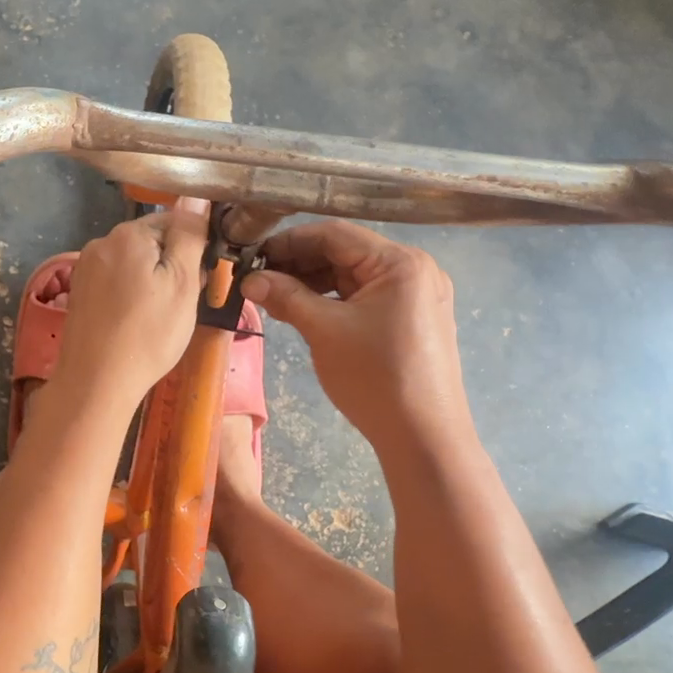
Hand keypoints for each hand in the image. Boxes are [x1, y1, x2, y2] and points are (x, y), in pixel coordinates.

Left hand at [54, 201, 210, 403]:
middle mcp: (100, 242)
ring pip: (133, 263)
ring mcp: (85, 268)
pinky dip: (132, 295)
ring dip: (153, 281)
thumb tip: (196, 196)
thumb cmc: (148, 333)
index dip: (194, 248)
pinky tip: (138, 322)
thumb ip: (189, 235)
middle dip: (172, 265)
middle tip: (186, 302)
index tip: (203, 279)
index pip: (173, 222)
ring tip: (163, 316)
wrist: (96, 382)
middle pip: (150, 242)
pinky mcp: (79, 293)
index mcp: (127, 234)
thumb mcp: (183, 282)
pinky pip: (115, 282)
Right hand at [241, 220, 474, 449]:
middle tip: (257, 280)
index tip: (252, 257)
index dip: (289, 242)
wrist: (423, 437)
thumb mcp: (324, 330)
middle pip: (344, 252)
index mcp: (400, 263)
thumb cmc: (375, 377)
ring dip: (311, 282)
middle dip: (298, 264)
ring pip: (351, 274)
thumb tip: (248, 280)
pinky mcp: (412, 317)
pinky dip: (331, 299)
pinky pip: (363, 295)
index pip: (334, 234)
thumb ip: (286, 296)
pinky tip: (302, 311)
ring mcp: (416, 294)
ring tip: (274, 298)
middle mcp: (414, 269)